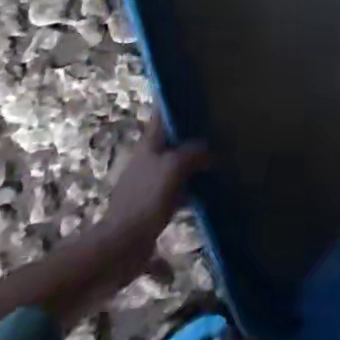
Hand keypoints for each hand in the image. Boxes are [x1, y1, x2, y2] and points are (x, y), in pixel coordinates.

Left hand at [98, 112, 210, 263]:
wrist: (121, 246)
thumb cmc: (145, 199)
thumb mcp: (173, 168)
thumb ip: (193, 154)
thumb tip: (209, 151)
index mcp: (148, 147)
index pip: (160, 117)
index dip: (172, 103)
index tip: (191, 93)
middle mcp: (147, 163)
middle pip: (170, 143)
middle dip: (189, 137)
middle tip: (216, 131)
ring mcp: (148, 188)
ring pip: (174, 170)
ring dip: (192, 167)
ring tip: (218, 163)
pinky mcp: (152, 212)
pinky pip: (176, 198)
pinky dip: (190, 196)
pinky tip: (208, 200)